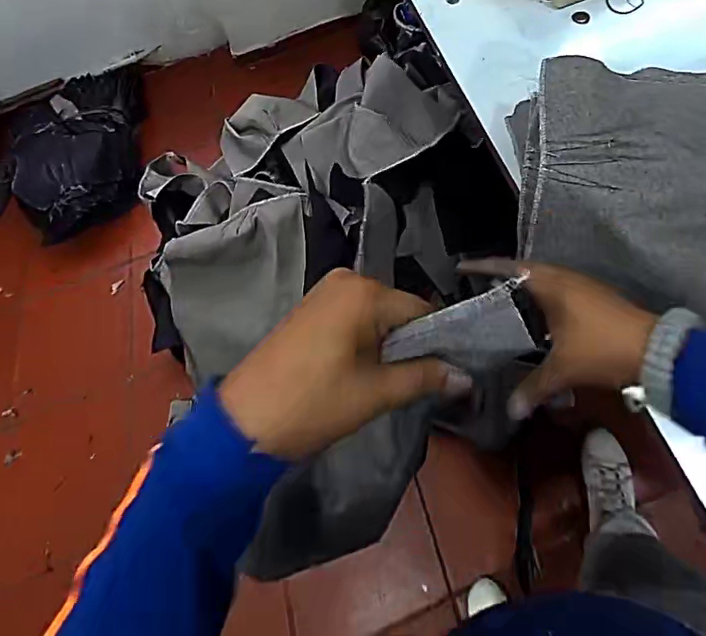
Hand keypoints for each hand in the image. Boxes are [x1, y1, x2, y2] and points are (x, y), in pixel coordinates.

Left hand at [218, 269, 471, 458]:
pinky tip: (360, 370)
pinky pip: (354, 317)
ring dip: (386, 345)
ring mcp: (325, 291)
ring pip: (377, 316)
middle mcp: (347, 279)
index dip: (436, 343)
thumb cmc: (312, 405)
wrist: (240, 426)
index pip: (421, 310)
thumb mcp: (375, 394)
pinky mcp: (311, 307)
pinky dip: (364, 341)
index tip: (445, 372)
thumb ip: (425, 377)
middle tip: (413, 382)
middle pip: (399, 311)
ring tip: (384, 380)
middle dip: (409, 345)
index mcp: (365, 292)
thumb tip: (465, 377)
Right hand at [460, 259, 658, 420]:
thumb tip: (511, 409)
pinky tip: (537, 325)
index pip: (511, 268)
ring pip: (545, 284)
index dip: (485, 267)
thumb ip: (534, 387)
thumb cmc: (602, 349)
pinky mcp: (595, 299)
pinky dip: (543, 304)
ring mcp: (583, 287)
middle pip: (527, 273)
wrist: (652, 350)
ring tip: (502, 308)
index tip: (462, 268)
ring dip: (525, 292)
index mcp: (553, 284)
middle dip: (502, 280)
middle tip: (479, 292)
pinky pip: (559, 294)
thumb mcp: (564, 370)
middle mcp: (566, 278)